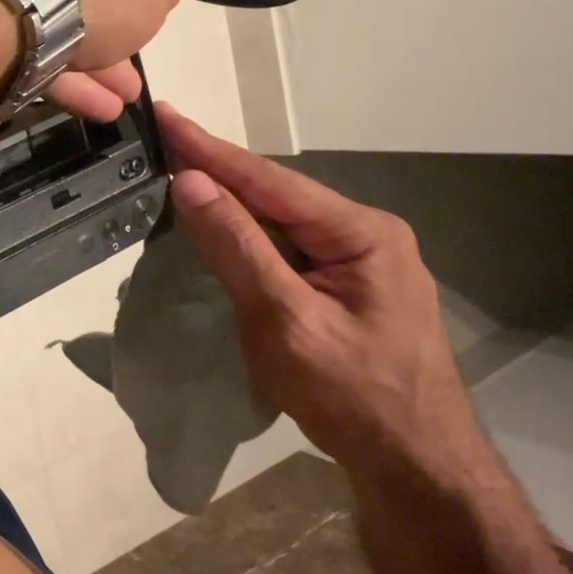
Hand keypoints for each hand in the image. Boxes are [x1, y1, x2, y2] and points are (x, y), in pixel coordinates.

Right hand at [156, 104, 487, 476]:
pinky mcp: (343, 282)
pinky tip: (214, 220)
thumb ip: (236, 246)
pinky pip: (282, 241)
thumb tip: (190, 182)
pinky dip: (241, 227)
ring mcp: (357, 259)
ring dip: (225, 195)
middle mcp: (364, 233)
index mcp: (360, 233)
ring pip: (276, 216)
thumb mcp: (283, 317)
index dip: (208, 148)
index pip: (267, 179)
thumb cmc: (350, 391)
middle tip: (160, 138)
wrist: (412, 460)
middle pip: (273, 191)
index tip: (164, 113)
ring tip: (175, 169)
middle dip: (214, 165)